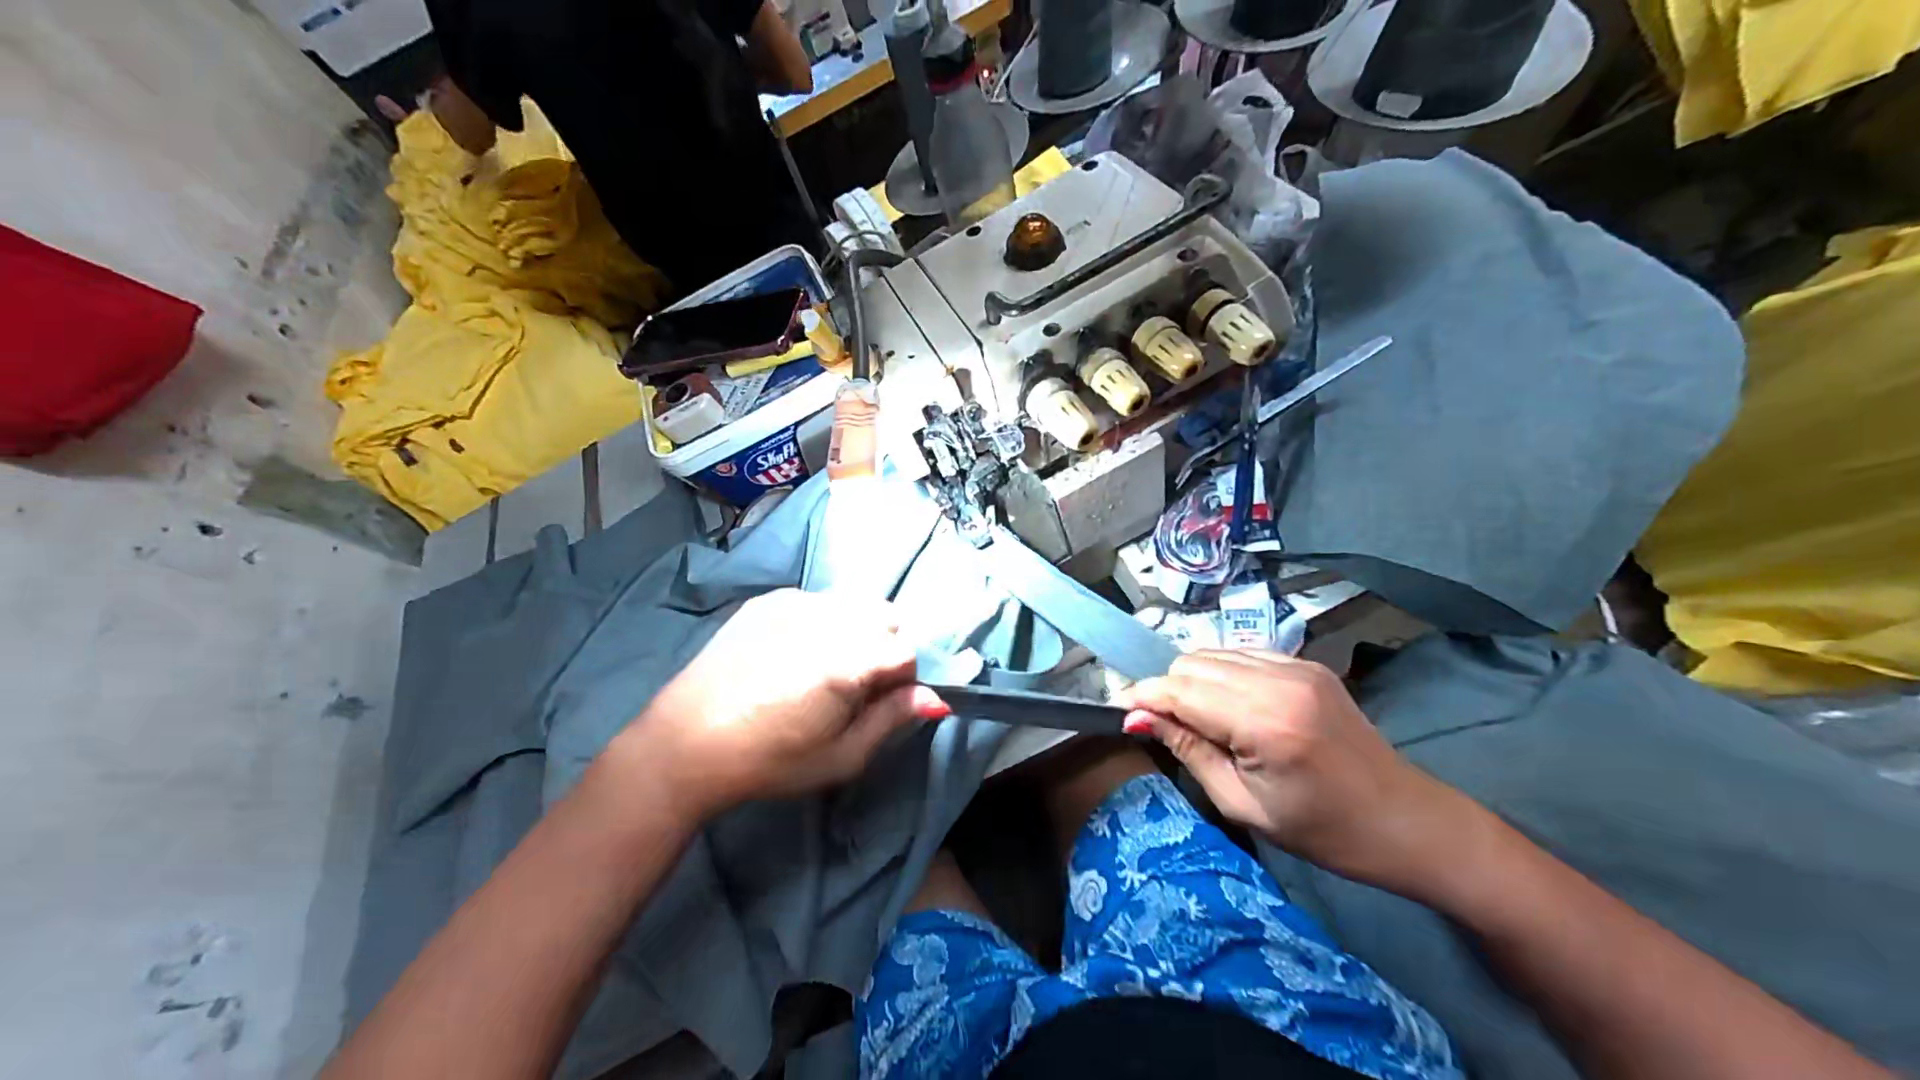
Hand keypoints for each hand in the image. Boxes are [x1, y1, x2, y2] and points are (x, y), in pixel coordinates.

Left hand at [616, 590, 949, 819]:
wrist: (686, 743)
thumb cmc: (769, 760)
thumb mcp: (841, 756)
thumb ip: (892, 719)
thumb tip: (936, 698)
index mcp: (848, 661)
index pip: (907, 650)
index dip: (903, 680)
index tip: (880, 704)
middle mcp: (827, 620)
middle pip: (886, 615)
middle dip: (886, 647)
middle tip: (856, 687)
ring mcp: (794, 603)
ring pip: (854, 603)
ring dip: (858, 630)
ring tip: (825, 668)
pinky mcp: (767, 600)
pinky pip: (818, 600)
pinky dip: (824, 621)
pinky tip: (795, 654)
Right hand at [1113, 649, 1475, 893]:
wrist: (1405, 820)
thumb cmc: (1324, 831)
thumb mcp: (1243, 804)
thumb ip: (1187, 750)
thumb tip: (1136, 719)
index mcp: (1265, 721)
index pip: (1180, 689)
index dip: (1143, 698)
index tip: (1122, 715)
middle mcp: (1279, 679)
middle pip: (1191, 662)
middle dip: (1168, 690)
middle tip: (1166, 727)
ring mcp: (1297, 665)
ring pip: (1213, 652)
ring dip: (1193, 680)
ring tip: (1200, 719)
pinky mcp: (1307, 663)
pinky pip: (1242, 654)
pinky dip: (1222, 674)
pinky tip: (1231, 706)